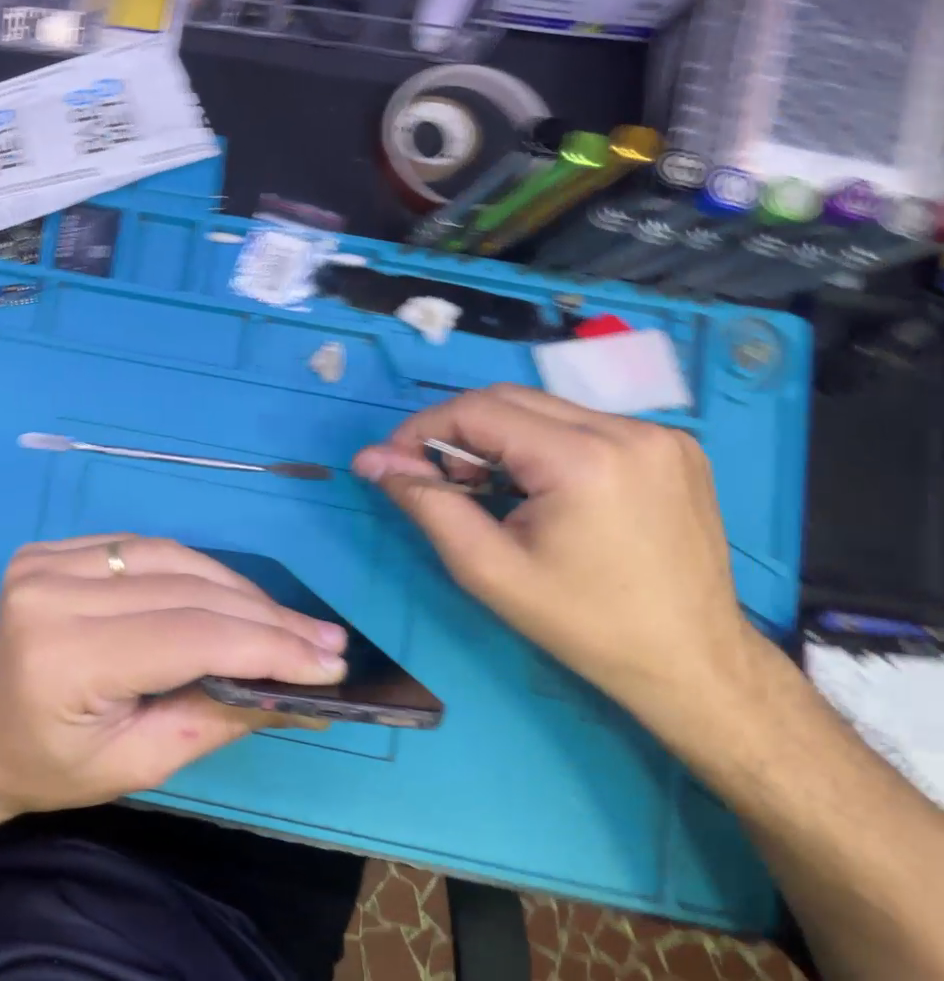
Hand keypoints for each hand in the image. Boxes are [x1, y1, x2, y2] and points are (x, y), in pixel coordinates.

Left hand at [0, 535, 348, 821]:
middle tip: (326, 641)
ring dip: (234, 587)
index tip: (330, 662)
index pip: (188, 635)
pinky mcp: (46, 550)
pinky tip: (228, 596)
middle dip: (264, 616)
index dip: (267, 645)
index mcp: (64, 655)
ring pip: (166, 557)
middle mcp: (49, 593)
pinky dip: (189, 570)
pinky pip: (137, 549)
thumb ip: (218, 719)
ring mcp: (42, 562)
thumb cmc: (52, 766)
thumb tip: (304, 693)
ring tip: (289, 622)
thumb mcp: (138, 763)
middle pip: (182, 589)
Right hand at [352, 385, 757, 711]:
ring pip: (545, 409)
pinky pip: (584, 424)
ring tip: (487, 491)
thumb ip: (424, 501)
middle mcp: (628, 430)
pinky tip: (536, 490)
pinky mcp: (674, 449)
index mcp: (583, 459)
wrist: (691, 660)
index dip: (421, 429)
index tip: (393, 464)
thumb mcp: (484, 566)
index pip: (476, 409)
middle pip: (510, 399)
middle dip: (456, 432)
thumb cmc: (580, 622)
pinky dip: (541, 445)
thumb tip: (369, 459)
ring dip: (498, 438)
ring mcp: (660, 436)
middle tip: (438, 483)